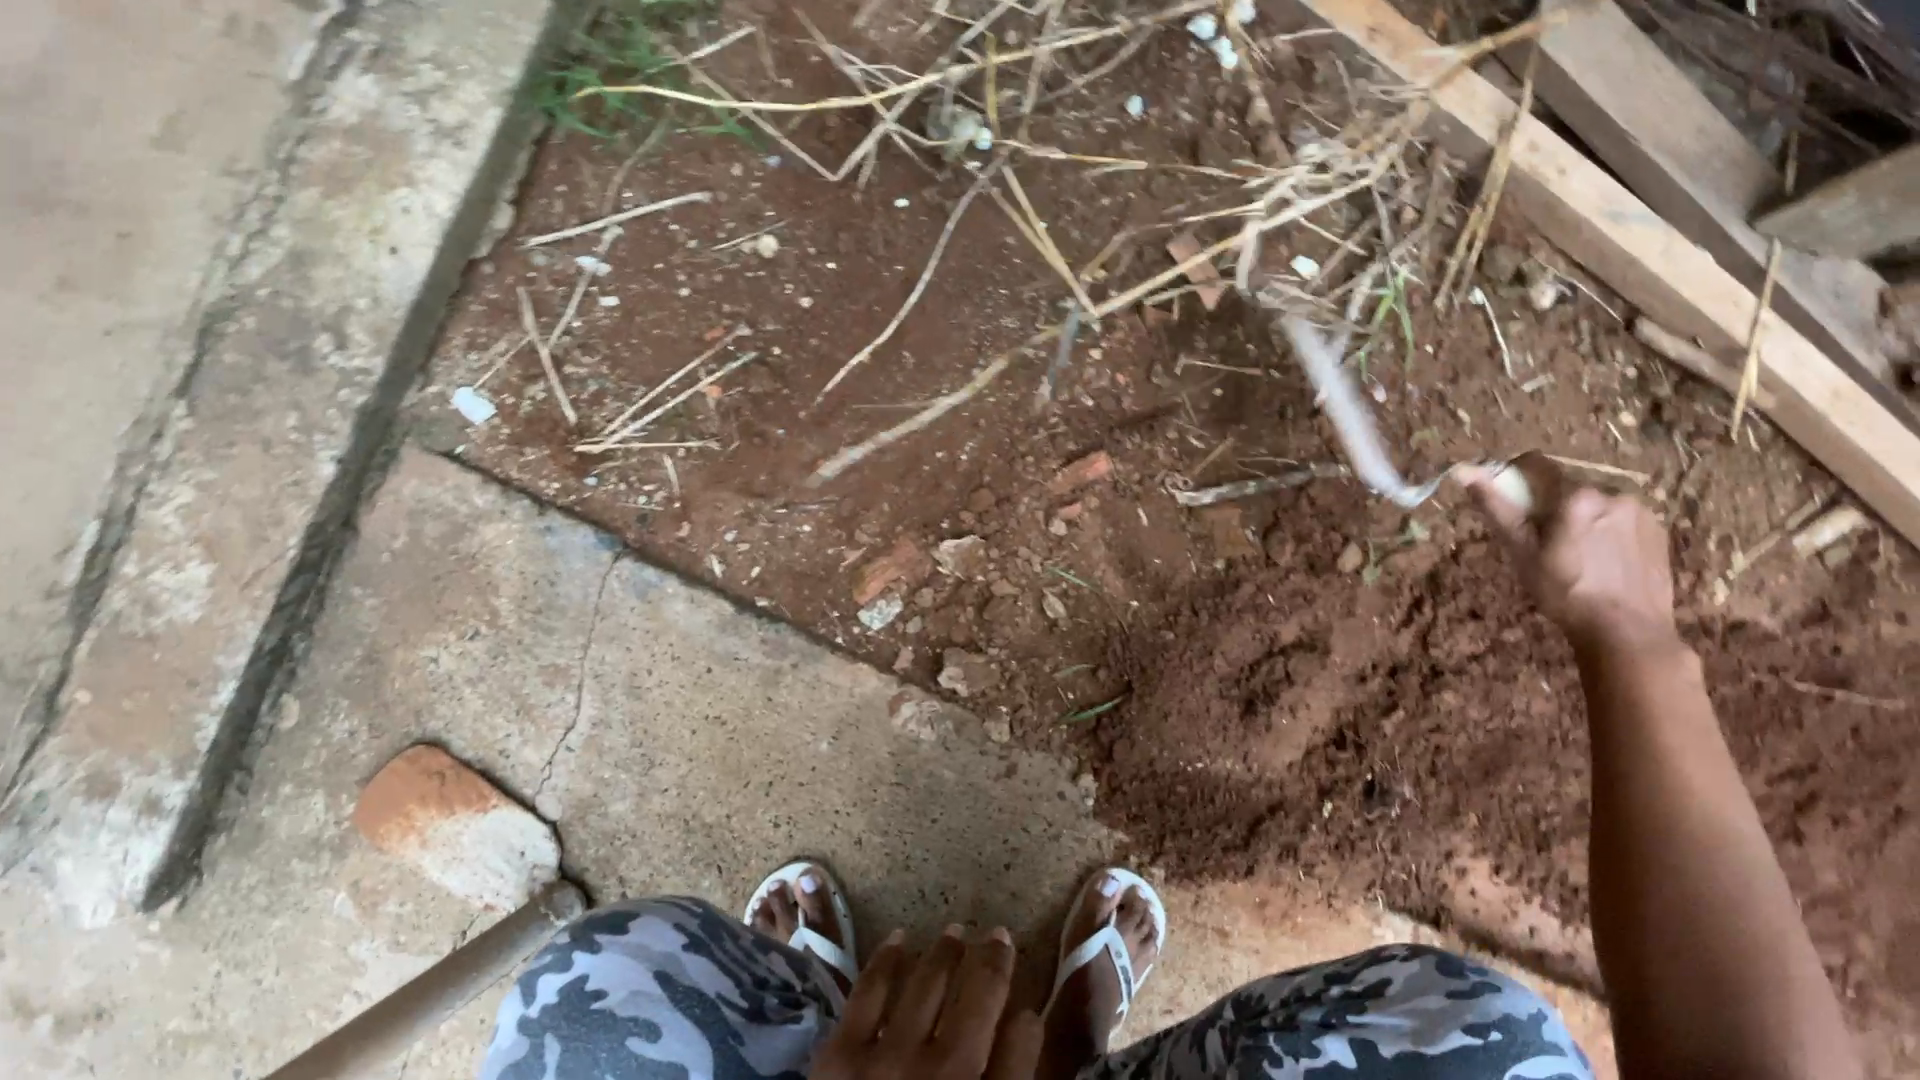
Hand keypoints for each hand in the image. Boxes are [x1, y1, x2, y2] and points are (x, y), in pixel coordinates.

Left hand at [813, 926, 1041, 1079]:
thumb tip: (1027, 1020)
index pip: (1018, 1036)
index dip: (1024, 1008)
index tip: (1024, 980)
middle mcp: (941, 1072)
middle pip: (975, 999)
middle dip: (988, 962)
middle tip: (993, 933)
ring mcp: (886, 1061)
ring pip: (925, 985)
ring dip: (943, 955)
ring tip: (953, 933)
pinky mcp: (838, 1058)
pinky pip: (868, 993)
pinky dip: (886, 961)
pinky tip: (898, 940)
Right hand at [1460, 452, 1678, 653]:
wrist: (1626, 630)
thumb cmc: (1563, 592)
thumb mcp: (1521, 551)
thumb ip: (1496, 508)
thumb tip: (1463, 471)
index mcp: (1575, 495)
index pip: (1536, 465)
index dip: (1516, 479)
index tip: (1510, 503)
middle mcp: (1613, 491)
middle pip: (1568, 486)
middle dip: (1551, 505)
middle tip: (1544, 543)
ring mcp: (1641, 510)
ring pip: (1596, 502)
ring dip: (1581, 517)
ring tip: (1577, 556)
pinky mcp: (1658, 528)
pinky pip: (1621, 517)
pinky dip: (1606, 529)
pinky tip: (1603, 561)